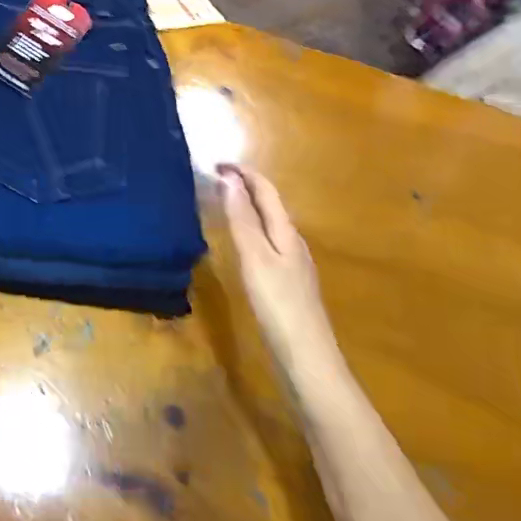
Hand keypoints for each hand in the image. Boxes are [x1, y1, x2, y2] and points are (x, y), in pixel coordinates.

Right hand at [218, 164, 334, 358]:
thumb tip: (229, 179)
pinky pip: (266, 241)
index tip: (214, 162)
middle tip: (213, 178)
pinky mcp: (287, 283)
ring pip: (268, 223)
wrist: (307, 358)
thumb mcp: (255, 257)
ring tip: (221, 202)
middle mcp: (292, 242)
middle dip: (244, 185)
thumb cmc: (279, 304)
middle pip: (269, 204)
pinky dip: (250, 229)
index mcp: (286, 232)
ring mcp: (292, 264)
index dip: (243, 172)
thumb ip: (242, 219)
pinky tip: (239, 243)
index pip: (265, 190)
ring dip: (247, 206)